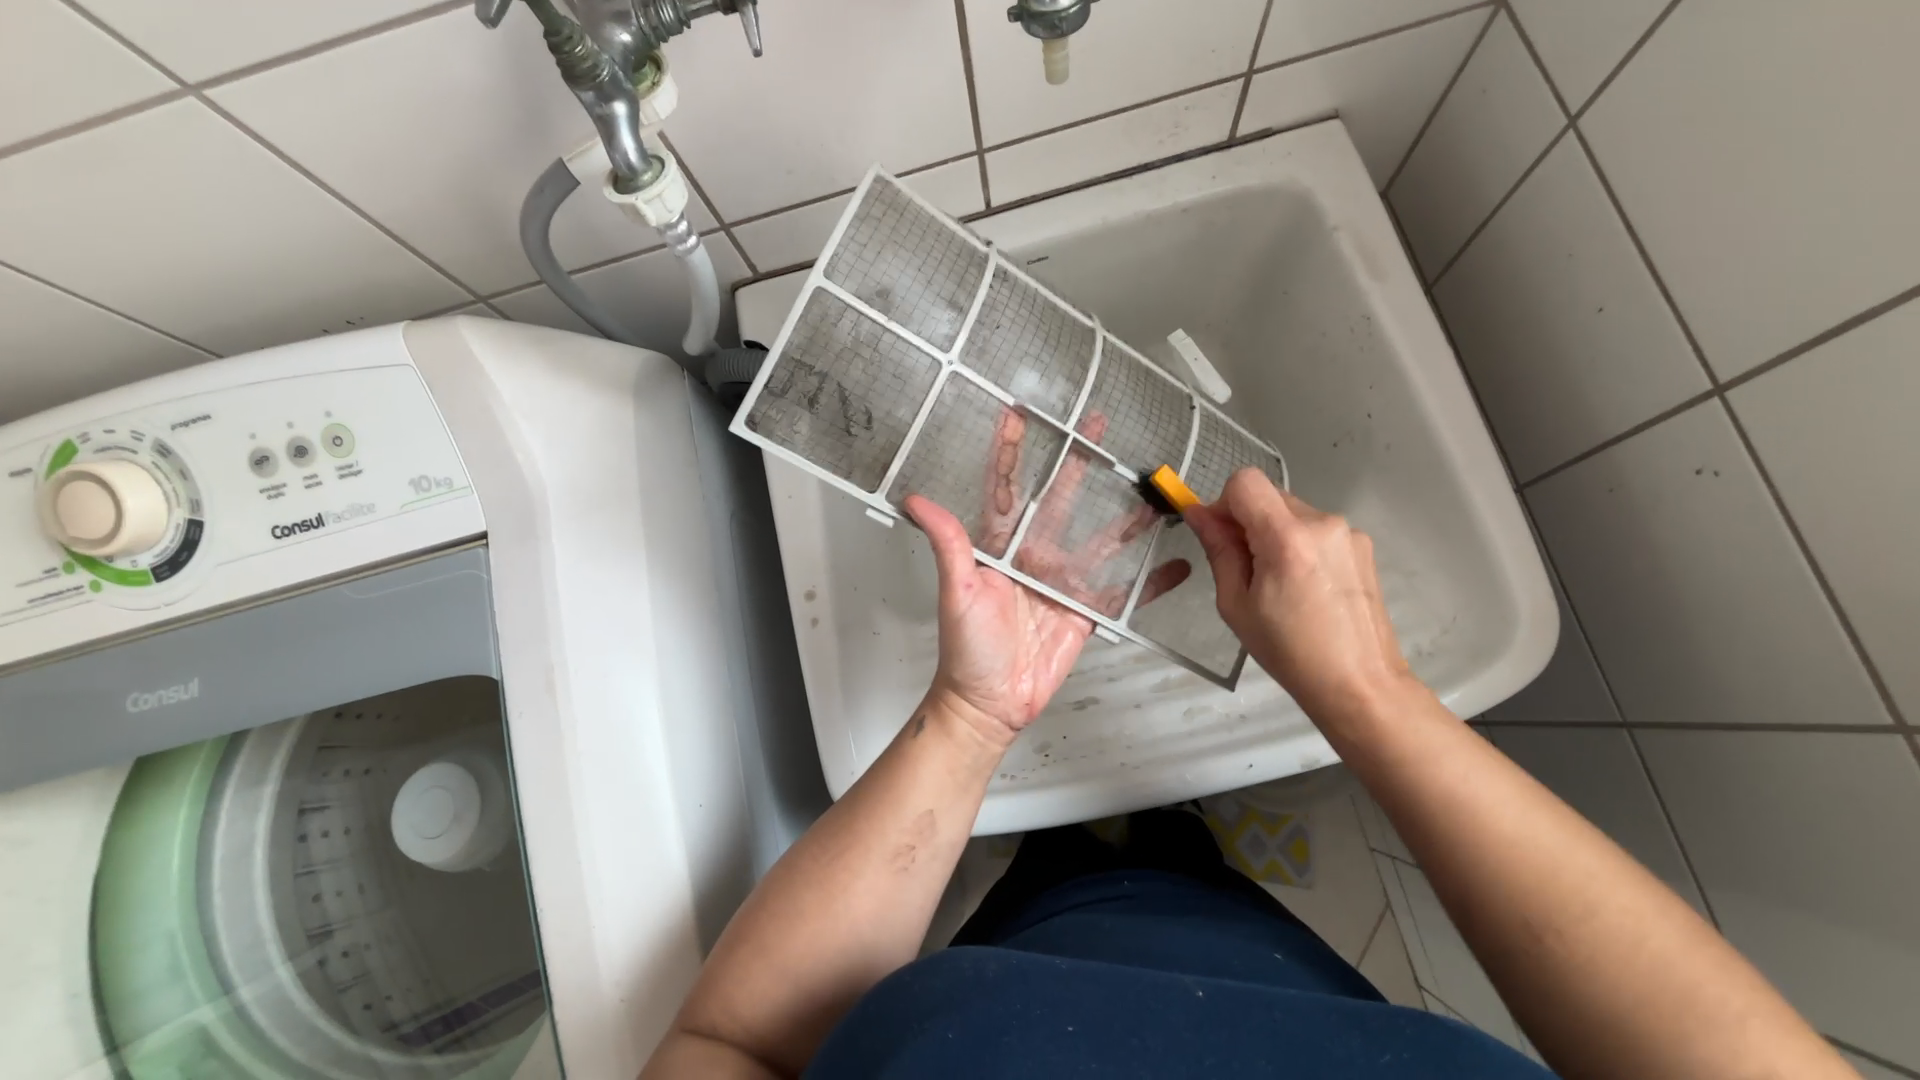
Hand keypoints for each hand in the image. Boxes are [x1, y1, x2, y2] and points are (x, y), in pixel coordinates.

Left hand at [900, 410, 1186, 745]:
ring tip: (1154, 490)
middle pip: (1061, 498)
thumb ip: (949, 545)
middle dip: (1078, 461)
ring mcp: (1062, 581)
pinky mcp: (1085, 611)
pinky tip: (1175, 565)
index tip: (1017, 413)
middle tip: (1098, 426)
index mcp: (999, 546)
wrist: (991, 703)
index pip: (1005, 486)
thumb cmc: (966, 650)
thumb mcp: (957, 592)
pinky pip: (1121, 591)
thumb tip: (916, 501)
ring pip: (1101, 539)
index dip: (1010, 450)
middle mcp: (1033, 555)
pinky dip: (1149, 581)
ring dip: (1127, 516)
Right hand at [1183, 469, 1412, 718]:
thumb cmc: (1289, 652)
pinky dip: (1300, 545)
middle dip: (1247, 520)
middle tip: (1244, 567)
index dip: (1223, 503)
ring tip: (1278, 584)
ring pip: (1293, 512)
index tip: (1219, 536)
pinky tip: (1305, 587)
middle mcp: (1322, 523)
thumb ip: (1219, 550)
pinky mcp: (1362, 546)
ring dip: (1274, 533)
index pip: (1245, 482)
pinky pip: (1316, 530)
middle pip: (1269, 495)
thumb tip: (1198, 514)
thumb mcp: (1236, 605)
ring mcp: (1348, 533)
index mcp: (1287, 538)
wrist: (1360, 683)